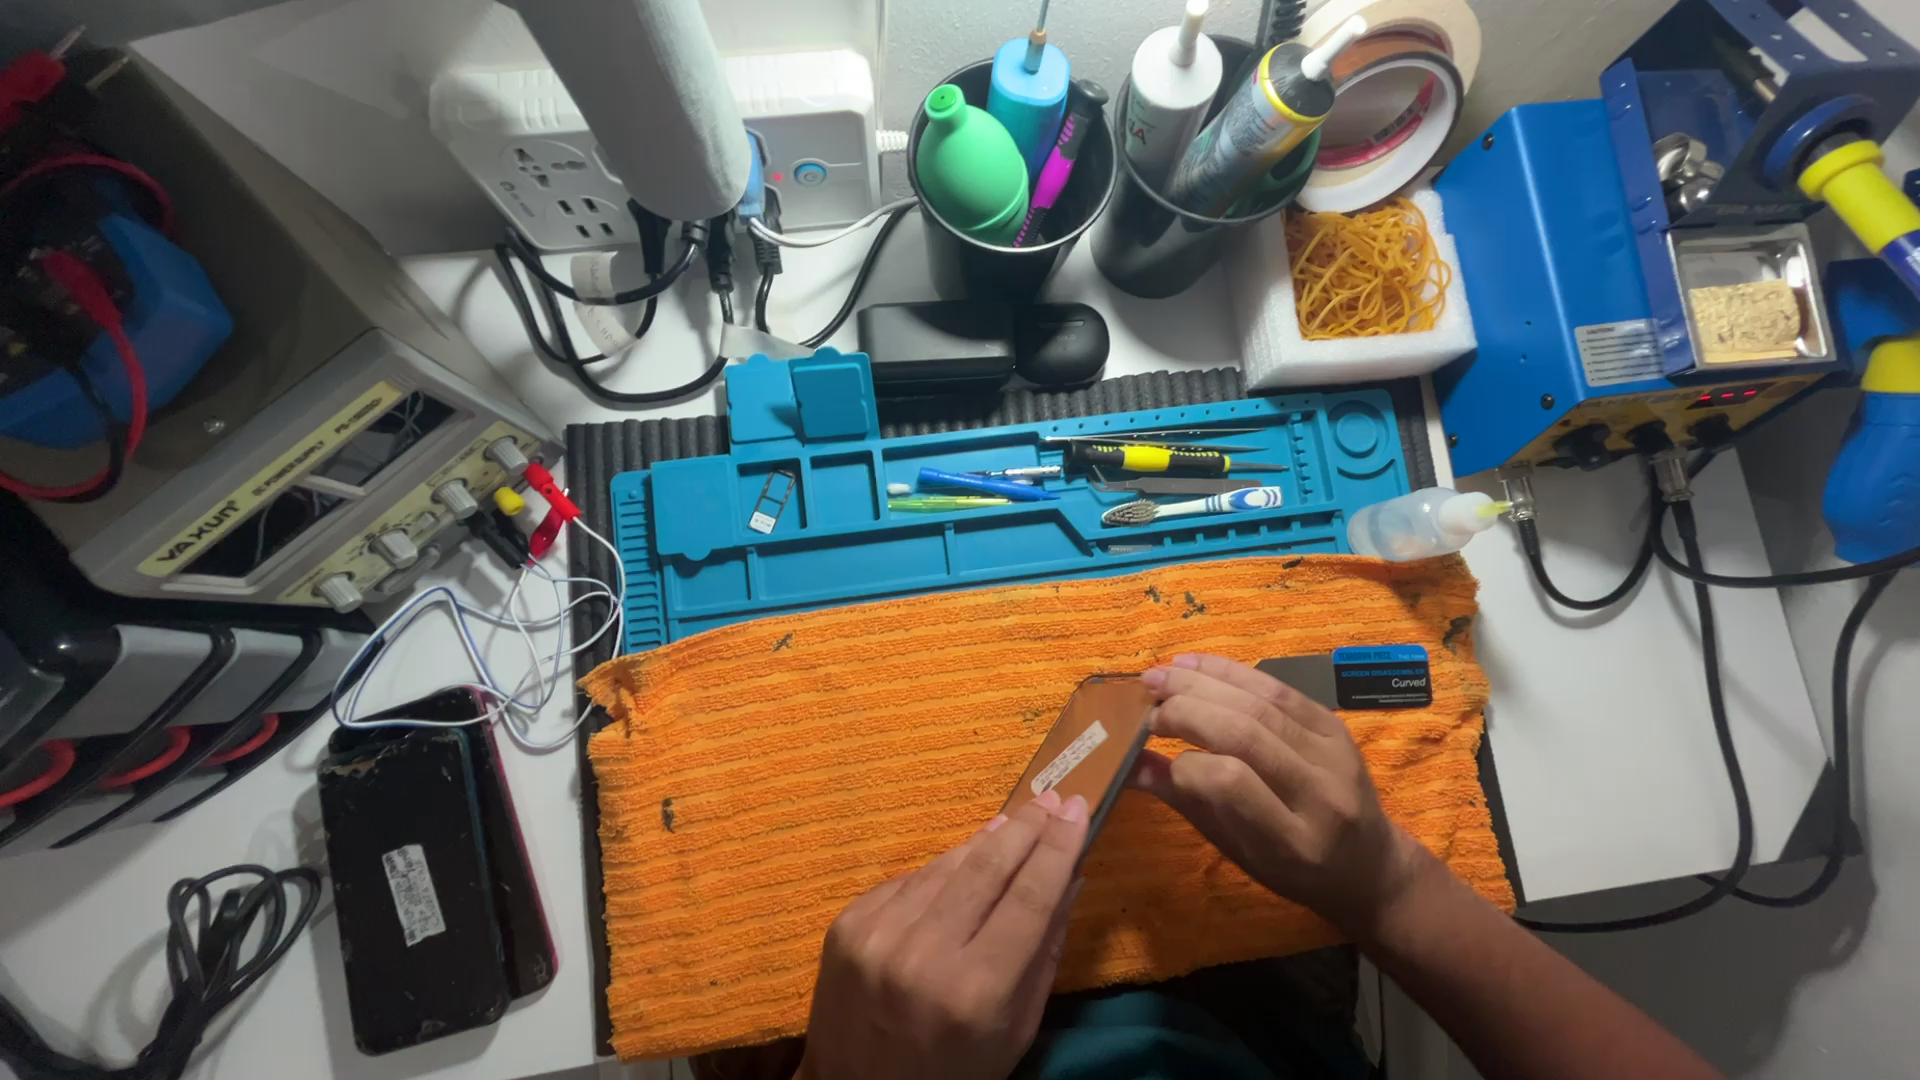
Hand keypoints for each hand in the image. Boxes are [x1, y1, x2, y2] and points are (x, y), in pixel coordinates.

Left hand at [797, 789, 1089, 1079]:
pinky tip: (961, 868)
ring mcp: (879, 934)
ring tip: (1014, 823)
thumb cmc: (954, 1072)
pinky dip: (943, 871)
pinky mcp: (850, 922)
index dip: (1058, 846)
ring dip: (986, 841)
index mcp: (975, 991)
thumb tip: (1070, 874)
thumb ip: (1045, 951)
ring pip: (948, 865)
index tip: (1078, 808)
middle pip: (988, 867)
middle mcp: (924, 954)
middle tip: (1051, 799)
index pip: (1030, 897)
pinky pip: (912, 880)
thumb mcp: (1016, 1030)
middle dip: (1026, 826)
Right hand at [1131, 653, 1432, 933]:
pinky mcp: (1335, 725)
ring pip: (1257, 704)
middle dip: (1184, 708)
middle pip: (1242, 733)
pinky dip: (1229, 671)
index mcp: (1291, 839)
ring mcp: (1333, 755)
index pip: (1229, 782)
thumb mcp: (1235, 848)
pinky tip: (1192, 663)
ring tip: (1159, 675)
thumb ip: (1184, 800)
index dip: (1183, 762)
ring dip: (1200, 681)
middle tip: (1145, 701)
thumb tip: (1128, 764)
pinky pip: (1277, 688)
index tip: (1153, 754)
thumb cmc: (1293, 870)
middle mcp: (1319, 794)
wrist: (1370, 866)